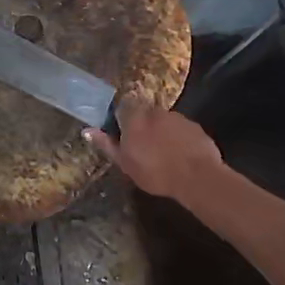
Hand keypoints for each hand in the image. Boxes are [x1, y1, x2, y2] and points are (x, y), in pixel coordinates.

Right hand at [85, 96, 223, 198]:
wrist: (197, 176)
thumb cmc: (155, 172)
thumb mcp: (125, 163)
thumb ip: (107, 144)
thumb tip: (87, 130)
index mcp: (134, 117)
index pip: (122, 108)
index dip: (122, 120)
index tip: (123, 135)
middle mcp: (155, 111)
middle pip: (144, 113)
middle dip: (142, 126)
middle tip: (143, 148)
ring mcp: (177, 117)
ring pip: (163, 121)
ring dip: (161, 132)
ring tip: (163, 154)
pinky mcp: (194, 126)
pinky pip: (180, 129)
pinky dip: (178, 138)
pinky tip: (180, 155)